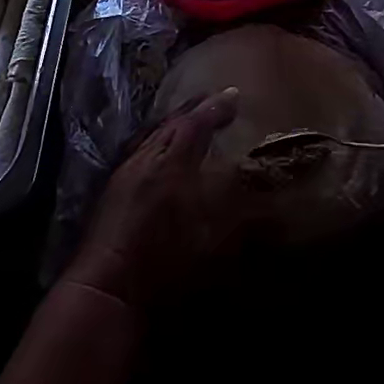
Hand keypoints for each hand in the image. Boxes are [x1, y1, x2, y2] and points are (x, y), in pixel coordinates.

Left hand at [63, 88, 240, 308]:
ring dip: (173, 124)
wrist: (107, 288)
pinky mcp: (112, 191)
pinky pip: (139, 151)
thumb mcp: (212, 247)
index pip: (194, 125)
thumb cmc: (162, 269)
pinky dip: (157, 142)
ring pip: (151, 137)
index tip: (234, 94)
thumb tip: (277, 209)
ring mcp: (123, 174)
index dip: (215, 109)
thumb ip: (243, 222)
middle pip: (169, 125)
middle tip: (213, 101)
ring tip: (191, 121)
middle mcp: (144, 161)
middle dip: (193, 110)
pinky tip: (162, 153)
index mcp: (170, 166)